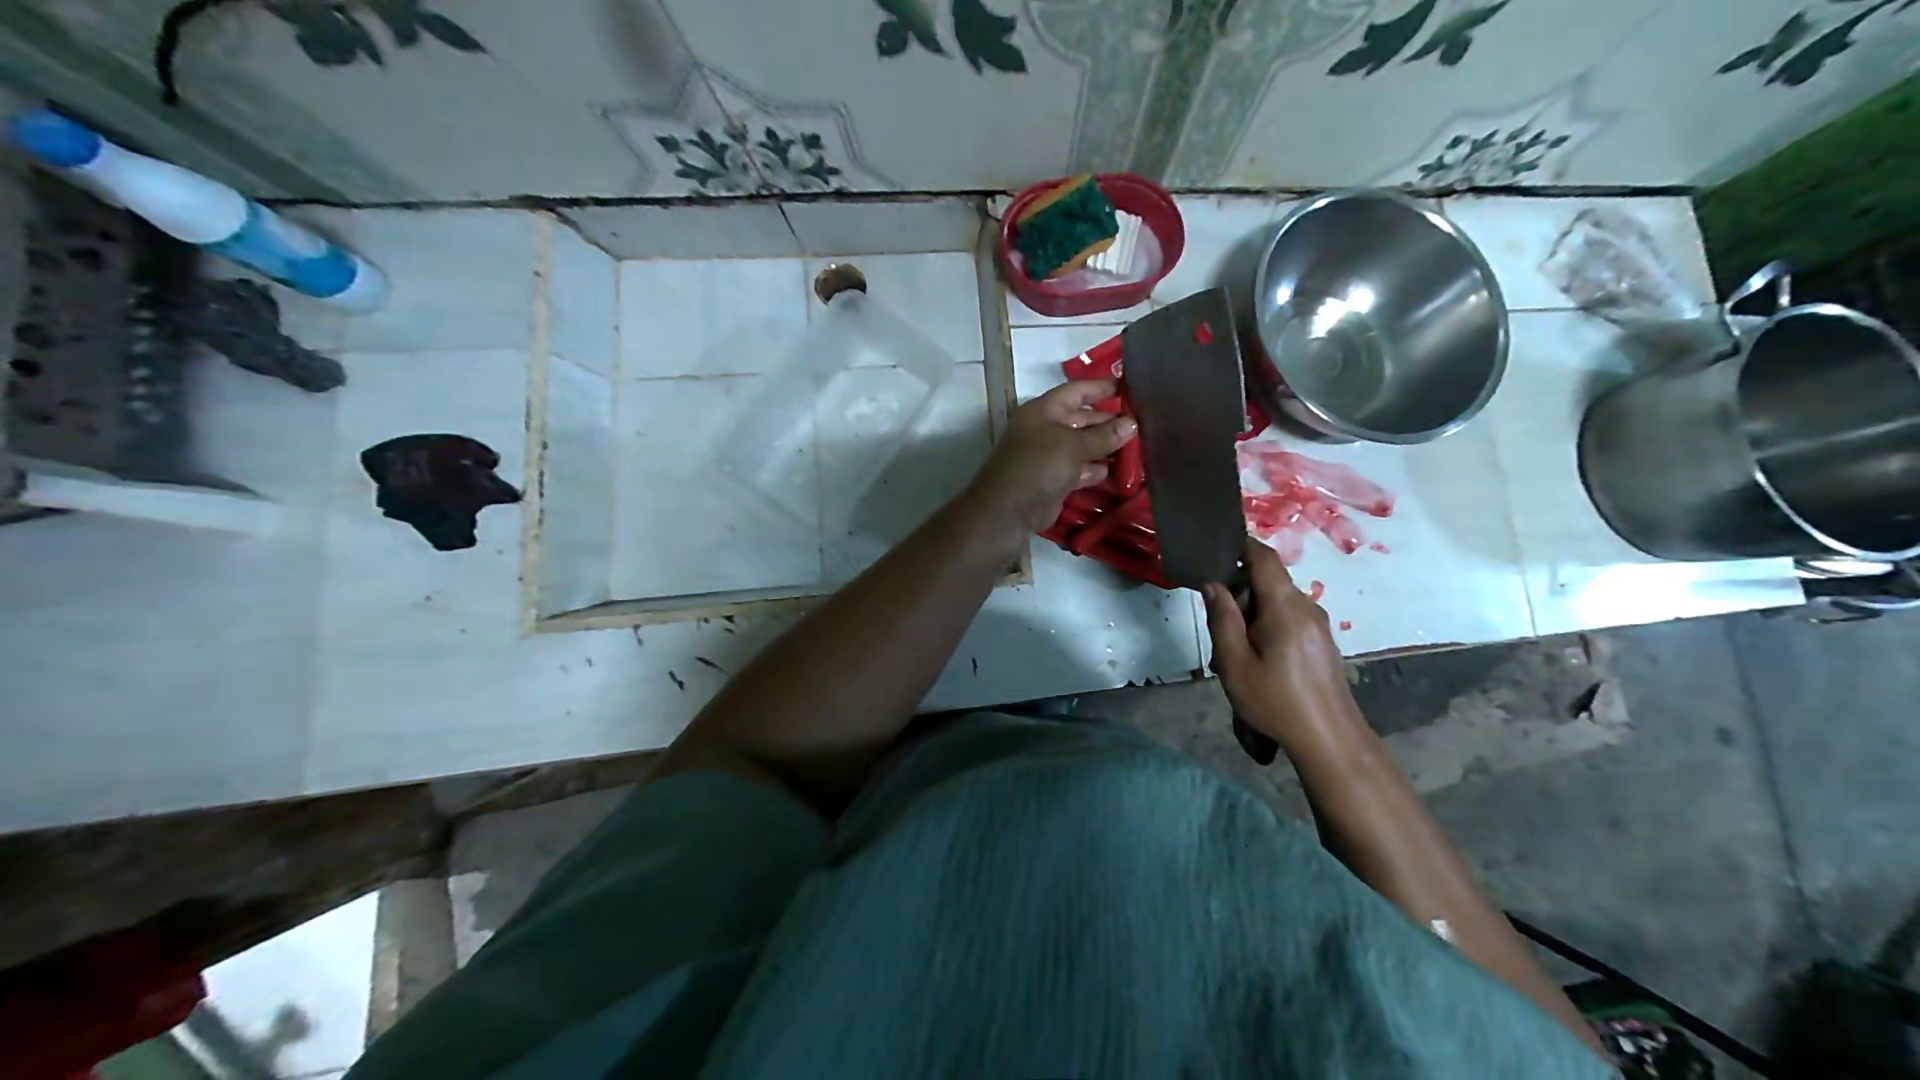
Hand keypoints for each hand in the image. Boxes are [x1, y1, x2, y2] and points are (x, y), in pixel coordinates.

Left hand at [968, 379, 1137, 535]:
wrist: (1008, 511)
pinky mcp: (1055, 480)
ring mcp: (1049, 456)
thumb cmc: (1037, 466)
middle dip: (1109, 421)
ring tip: (1139, 446)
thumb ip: (1102, 435)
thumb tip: (1131, 424)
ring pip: (1083, 446)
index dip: (1101, 387)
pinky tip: (1120, 471)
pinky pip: (1081, 469)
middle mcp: (1046, 429)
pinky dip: (1097, 470)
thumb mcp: (1072, 446)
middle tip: (1142, 423)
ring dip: (1107, 447)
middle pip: (1082, 419)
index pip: (1076, 391)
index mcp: (1043, 411)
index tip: (1129, 387)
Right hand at [1201, 539, 1363, 753]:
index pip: (1264, 559)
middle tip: (1215, 626)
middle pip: (1267, 582)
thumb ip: (1222, 619)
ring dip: (1250, 614)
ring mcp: (1318, 625)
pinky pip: (1288, 619)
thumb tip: (1213, 584)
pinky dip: (1265, 626)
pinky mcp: (1321, 641)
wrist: (1328, 739)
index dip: (1241, 546)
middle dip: (1238, 593)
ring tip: (1232, 652)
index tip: (1215, 547)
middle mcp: (1306, 607)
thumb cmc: (1276, 701)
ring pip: (1276, 603)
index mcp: (1285, 607)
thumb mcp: (1235, 663)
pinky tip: (1254, 659)